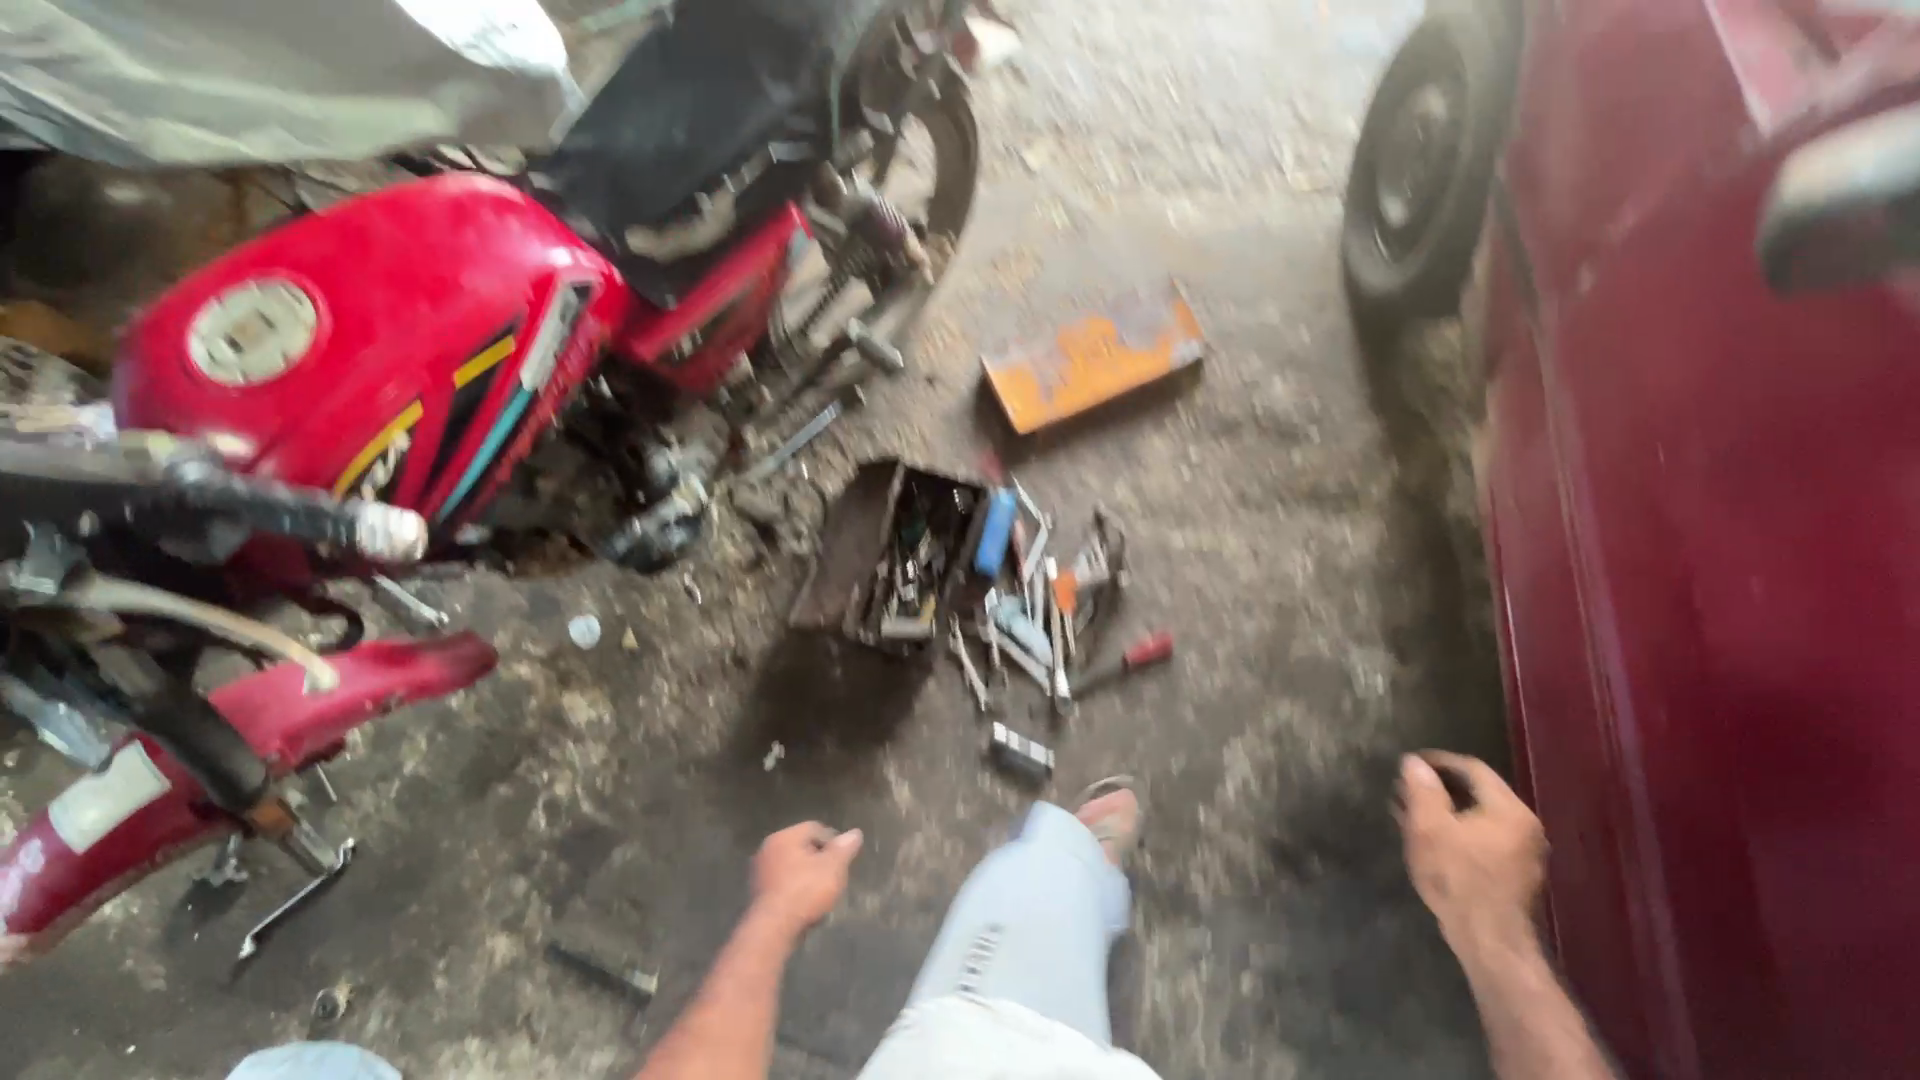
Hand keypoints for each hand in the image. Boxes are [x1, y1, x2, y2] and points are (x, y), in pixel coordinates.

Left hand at [750, 822, 863, 935]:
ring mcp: (759, 872)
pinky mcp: (757, 894)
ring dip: (807, 877)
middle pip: (802, 848)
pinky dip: (795, 890)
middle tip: (834, 877)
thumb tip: (855, 833)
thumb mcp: (833, 867)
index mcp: (785, 837)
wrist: (772, 929)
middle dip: (820, 860)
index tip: (843, 860)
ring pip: (792, 867)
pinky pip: (783, 885)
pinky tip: (805, 905)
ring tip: (822, 894)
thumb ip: (844, 848)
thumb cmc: (805, 892)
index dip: (833, 842)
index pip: (815, 828)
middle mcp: (768, 849)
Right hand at [1397, 751, 1546, 954]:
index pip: (1473, 769)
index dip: (1439, 762)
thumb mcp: (1429, 829)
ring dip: (1447, 811)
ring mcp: (1524, 853)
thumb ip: (1422, 791)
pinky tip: (1432, 840)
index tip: (1410, 764)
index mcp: (1509, 810)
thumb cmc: (1457, 877)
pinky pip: (1484, 839)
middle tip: (1407, 788)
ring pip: (1480, 818)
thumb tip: (1413, 762)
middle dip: (1440, 788)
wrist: (1489, 940)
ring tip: (1411, 812)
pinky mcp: (1515, 874)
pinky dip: (1458, 831)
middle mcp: (1525, 827)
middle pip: (1479, 793)